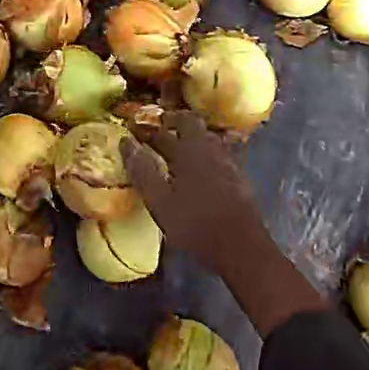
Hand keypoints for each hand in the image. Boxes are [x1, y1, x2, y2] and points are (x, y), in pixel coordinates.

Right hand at [122, 110, 267, 275]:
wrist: (243, 248)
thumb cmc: (195, 224)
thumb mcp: (159, 201)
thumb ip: (142, 170)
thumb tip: (125, 141)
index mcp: (188, 151)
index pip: (163, 131)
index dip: (145, 128)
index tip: (131, 128)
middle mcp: (209, 149)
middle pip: (192, 123)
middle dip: (174, 120)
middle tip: (159, 125)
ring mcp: (227, 162)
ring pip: (208, 136)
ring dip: (192, 134)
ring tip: (179, 142)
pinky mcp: (239, 177)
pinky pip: (220, 151)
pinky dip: (206, 150)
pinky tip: (203, 165)